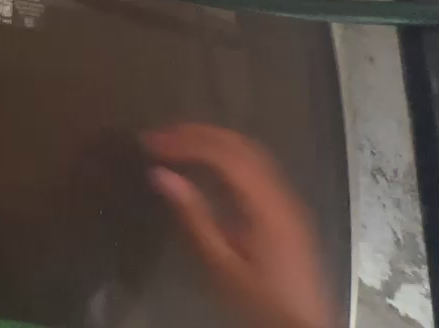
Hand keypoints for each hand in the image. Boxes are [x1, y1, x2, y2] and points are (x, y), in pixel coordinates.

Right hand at [142, 125, 335, 327]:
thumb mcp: (220, 267)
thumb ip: (192, 217)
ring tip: (177, 143)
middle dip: (196, 133)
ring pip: (249, 151)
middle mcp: (280, 194)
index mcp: (265, 204)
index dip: (185, 140)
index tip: (151, 143)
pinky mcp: (286, 212)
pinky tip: (207, 164)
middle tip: (159, 136)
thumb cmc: (259, 305)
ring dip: (211, 139)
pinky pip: (255, 165)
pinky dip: (226, 153)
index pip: (222, 154)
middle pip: (238, 145)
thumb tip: (159, 173)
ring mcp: (287, 202)